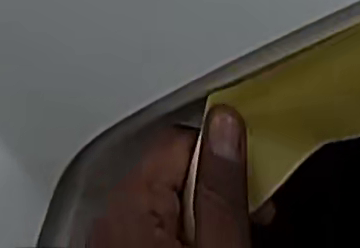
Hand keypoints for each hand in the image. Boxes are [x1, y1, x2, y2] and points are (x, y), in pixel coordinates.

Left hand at [90, 107, 250, 247]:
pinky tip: (198, 244)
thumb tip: (225, 124)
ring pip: (159, 199)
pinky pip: (145, 225)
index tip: (253, 173)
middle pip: (168, 167)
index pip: (178, 139)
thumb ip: (221, 188)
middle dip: (209, 182)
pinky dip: (175, 230)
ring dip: (194, 208)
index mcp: (130, 199)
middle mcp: (108, 214)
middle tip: (248, 213)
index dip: (220, 151)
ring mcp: (107, 237)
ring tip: (225, 235)